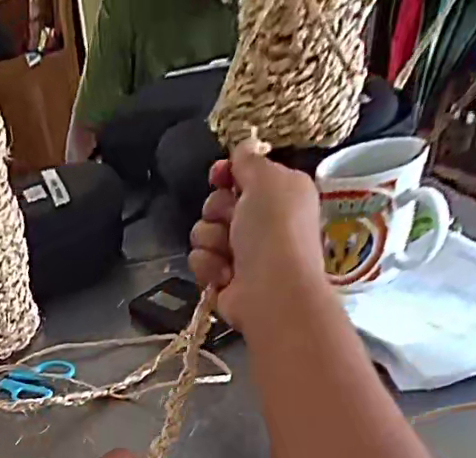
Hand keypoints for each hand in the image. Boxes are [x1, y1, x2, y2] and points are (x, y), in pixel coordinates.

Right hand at [189, 142, 329, 334]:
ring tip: (231, 254)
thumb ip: (250, 160)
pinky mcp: (221, 279)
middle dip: (217, 210)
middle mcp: (259, 223)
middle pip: (215, 202)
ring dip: (211, 241)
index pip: (240, 174)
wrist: (272, 292)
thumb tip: (242, 147)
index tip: (218, 176)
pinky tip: (226, 276)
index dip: (226, 173)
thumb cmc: (276, 231)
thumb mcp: (267, 179)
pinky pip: (199, 262)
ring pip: (202, 233)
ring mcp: (239, 253)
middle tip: (232, 221)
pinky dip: (209, 267)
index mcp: (277, 194)